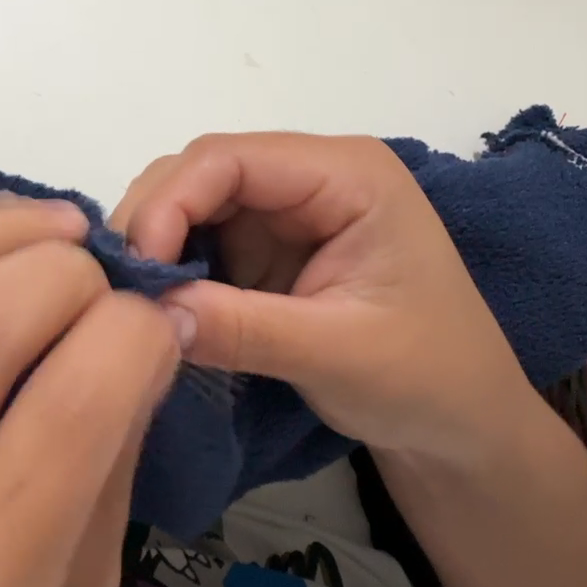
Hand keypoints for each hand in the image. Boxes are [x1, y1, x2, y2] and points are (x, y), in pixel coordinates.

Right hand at [112, 134, 540, 466]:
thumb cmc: (428, 382)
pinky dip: (169, 265)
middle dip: (154, 222)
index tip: (140, 271)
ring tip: (135, 297)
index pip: (227, 158)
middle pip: (199, 171)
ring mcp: (283, 210)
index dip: (170, 203)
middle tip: (123, 288)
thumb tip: (146, 310)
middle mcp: (308, 176)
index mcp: (345, 175)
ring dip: (155, 244)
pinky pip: (197, 237)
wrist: (462, 429)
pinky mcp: (264, 246)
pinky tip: (158, 299)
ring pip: (188, 200)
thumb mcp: (338, 355)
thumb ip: (241, 328)